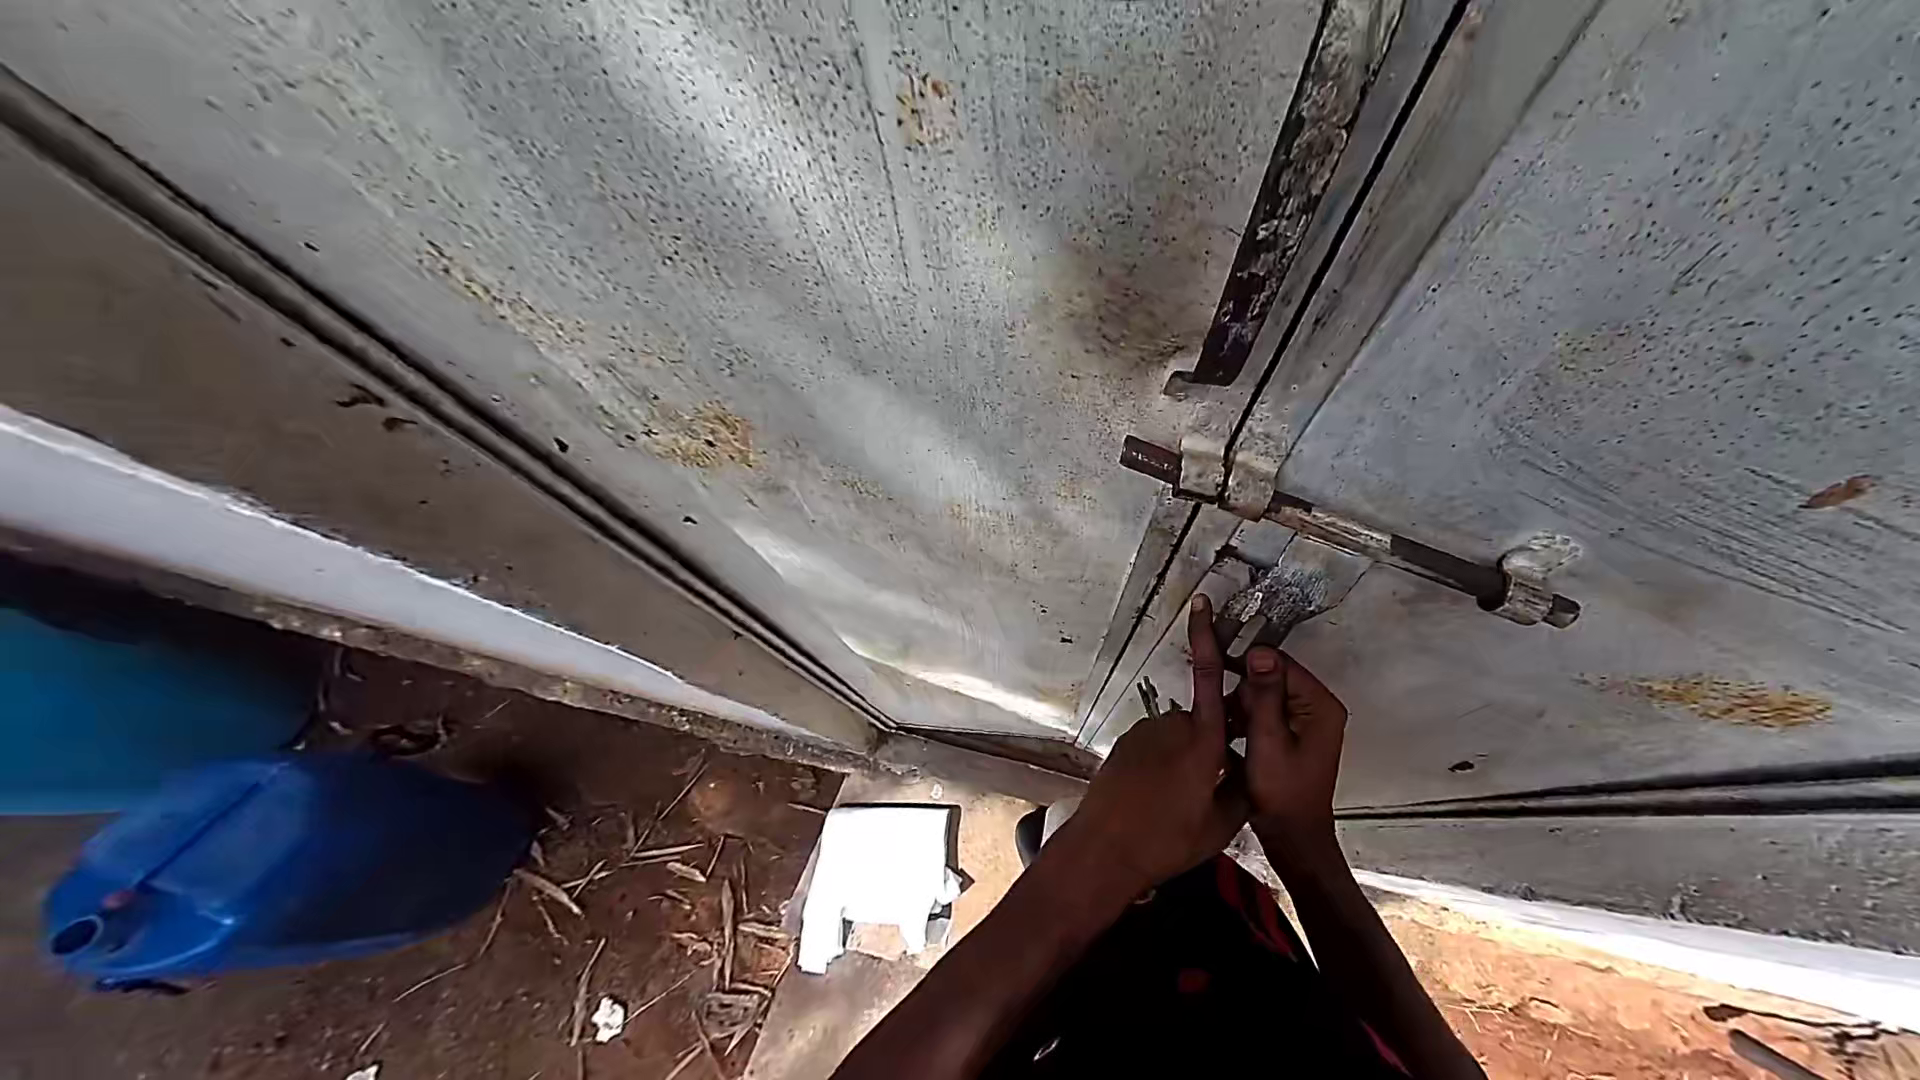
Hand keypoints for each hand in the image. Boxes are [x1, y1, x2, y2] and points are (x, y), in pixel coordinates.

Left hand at [1052, 596, 1249, 897]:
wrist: (1104, 846)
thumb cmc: (1167, 839)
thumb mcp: (1222, 823)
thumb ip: (1242, 787)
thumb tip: (1249, 767)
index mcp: (1201, 741)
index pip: (1209, 678)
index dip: (1207, 637)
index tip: (1200, 603)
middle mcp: (1170, 727)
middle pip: (1203, 722)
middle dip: (1212, 745)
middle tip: (1208, 792)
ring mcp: (1143, 733)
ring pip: (1179, 736)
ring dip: (1186, 757)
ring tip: (1176, 802)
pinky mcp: (1126, 742)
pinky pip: (1156, 744)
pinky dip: (1164, 761)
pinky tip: (1156, 795)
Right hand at [1187, 595, 1350, 873]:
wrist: (1290, 834)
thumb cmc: (1283, 793)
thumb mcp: (1268, 739)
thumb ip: (1264, 695)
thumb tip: (1260, 654)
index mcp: (1319, 706)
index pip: (1280, 663)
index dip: (1248, 661)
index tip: (1219, 660)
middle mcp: (1317, 708)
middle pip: (1272, 676)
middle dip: (1243, 687)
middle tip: (1222, 704)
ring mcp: (1304, 721)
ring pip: (1264, 693)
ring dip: (1241, 703)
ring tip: (1226, 723)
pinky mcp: (1291, 732)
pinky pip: (1264, 710)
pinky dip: (1246, 716)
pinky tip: (1230, 730)